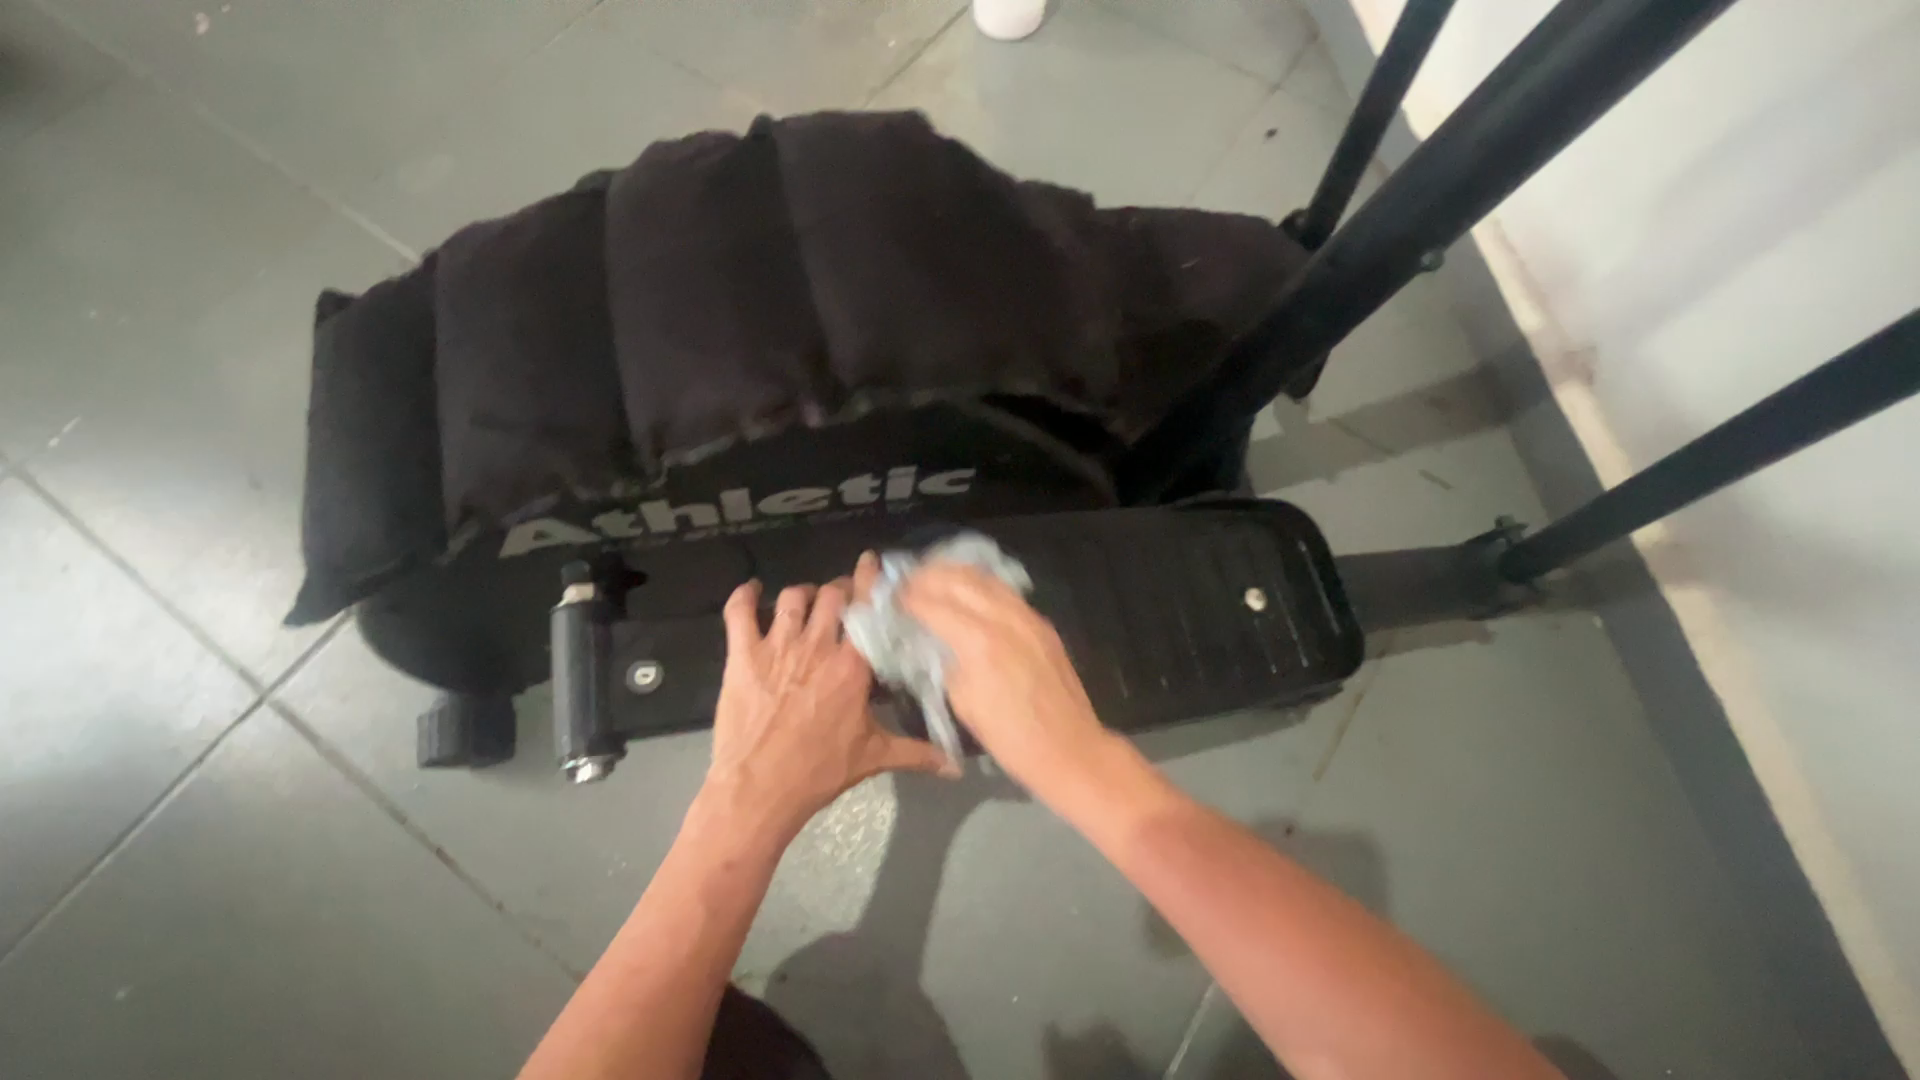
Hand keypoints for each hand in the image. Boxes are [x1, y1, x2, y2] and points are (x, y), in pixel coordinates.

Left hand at [704, 567, 947, 838]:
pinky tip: (751, 591)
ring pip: (793, 598)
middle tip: (841, 601)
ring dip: (802, 595)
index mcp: (853, 665)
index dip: (869, 579)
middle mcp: (818, 646)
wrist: (759, 790)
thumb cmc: (819, 772)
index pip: (867, 608)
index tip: (870, 562)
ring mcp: (778, 646)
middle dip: (838, 591)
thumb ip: (918, 754)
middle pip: (831, 595)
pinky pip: (740, 611)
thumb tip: (957, 768)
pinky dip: (745, 595)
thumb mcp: (874, 758)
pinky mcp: (742, 655)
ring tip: (806, 603)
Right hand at [899, 561, 1111, 794]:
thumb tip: (933, 643)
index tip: (892, 598)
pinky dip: (980, 585)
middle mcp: (1004, 618)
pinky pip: (1005, 592)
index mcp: (978, 641)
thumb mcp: (962, 702)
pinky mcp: (1042, 623)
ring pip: (985, 578)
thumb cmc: (1009, 737)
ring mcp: (1027, 617)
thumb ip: (945, 663)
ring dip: (954, 573)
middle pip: (958, 578)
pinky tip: (968, 593)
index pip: (932, 603)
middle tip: (908, 582)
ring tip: (933, 577)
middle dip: (928, 576)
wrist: (1069, 747)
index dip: (907, 598)